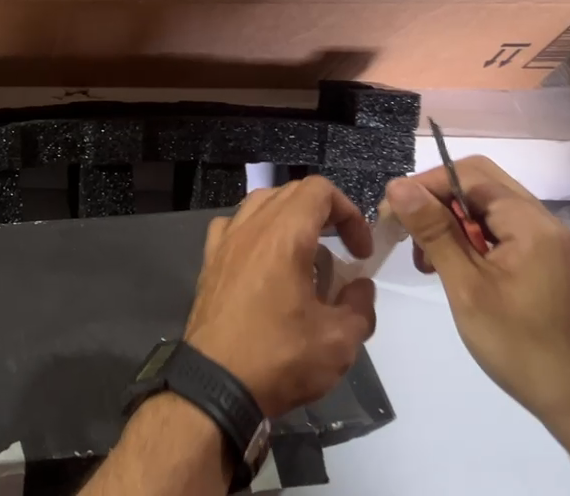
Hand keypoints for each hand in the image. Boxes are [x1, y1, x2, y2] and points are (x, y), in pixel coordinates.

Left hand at [184, 177, 376, 417]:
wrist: (216, 380)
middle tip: (342, 253)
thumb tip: (359, 287)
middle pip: (289, 193)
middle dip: (323, 215)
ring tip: (308, 259)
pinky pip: (234, 227)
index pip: (317, 190)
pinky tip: (267, 265)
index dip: (348, 211)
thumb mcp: (340, 340)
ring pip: (259, 205)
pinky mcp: (209, 260)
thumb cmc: (280, 356)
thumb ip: (359, 305)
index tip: (360, 251)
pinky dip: (256, 234)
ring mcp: (224, 241)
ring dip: (289, 221)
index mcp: (283, 235)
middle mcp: (249, 227)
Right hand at [385, 157, 569, 428]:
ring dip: (454, 222)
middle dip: (438, 200)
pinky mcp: (556, 268)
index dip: (424, 186)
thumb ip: (434, 231)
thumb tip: (398, 184)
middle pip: (482, 184)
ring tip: (430, 260)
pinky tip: (460, 271)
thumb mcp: (467, 288)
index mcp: (531, 224)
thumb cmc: (525, 348)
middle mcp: (548, 225)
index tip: (393, 217)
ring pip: (493, 209)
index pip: (467, 175)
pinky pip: (508, 233)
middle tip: (410, 234)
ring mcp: (556, 247)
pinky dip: (476, 241)